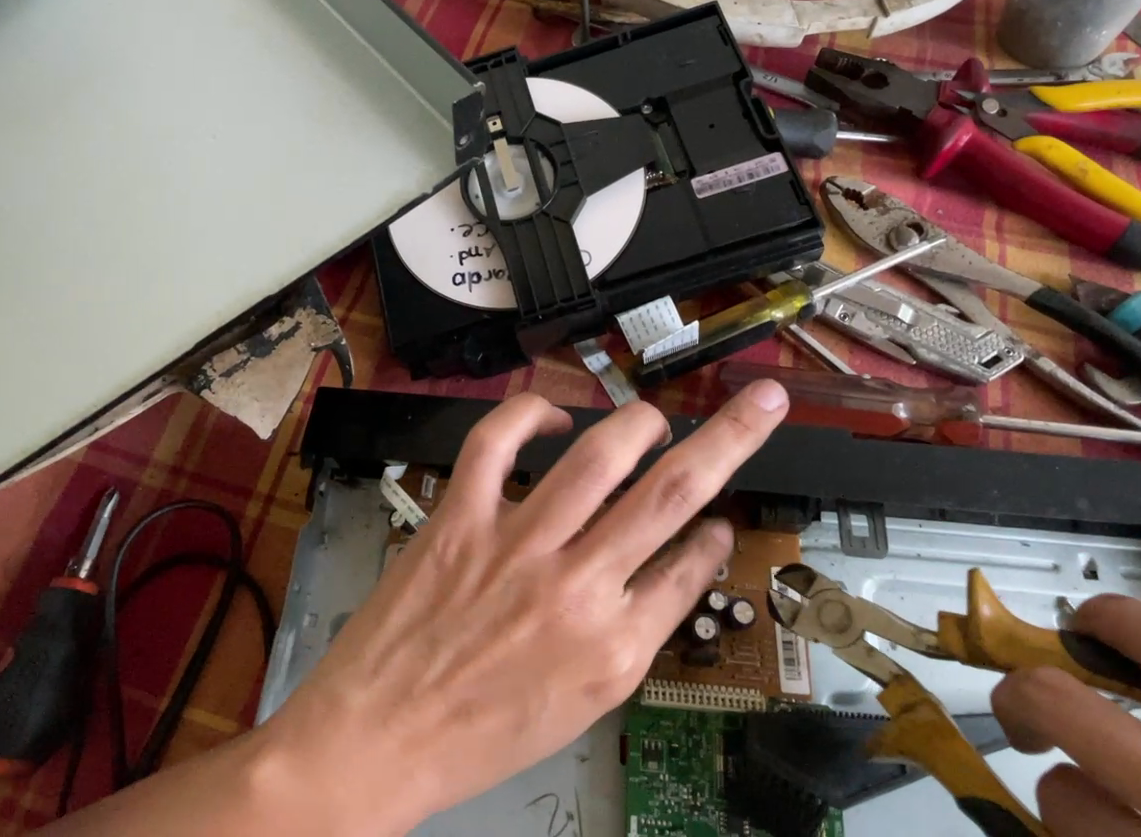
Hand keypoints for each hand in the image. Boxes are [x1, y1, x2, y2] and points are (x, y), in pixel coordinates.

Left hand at [252, 383, 787, 832]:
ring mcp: (516, 545)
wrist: (379, 739)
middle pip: (674, 493)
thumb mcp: (583, 704)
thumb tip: (682, 563)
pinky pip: (496, 442)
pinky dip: (530, 415)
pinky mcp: (460, 519)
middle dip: (733, 437)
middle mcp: (576, 587)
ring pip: (599, 456)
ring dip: (640, 423)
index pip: (692, 566)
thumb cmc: (482, 732)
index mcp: (614, 646)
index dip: (715, 532)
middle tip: (761, 402)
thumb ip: (638, 630)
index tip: (719, 519)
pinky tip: (554, 420)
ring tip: (653, 418)